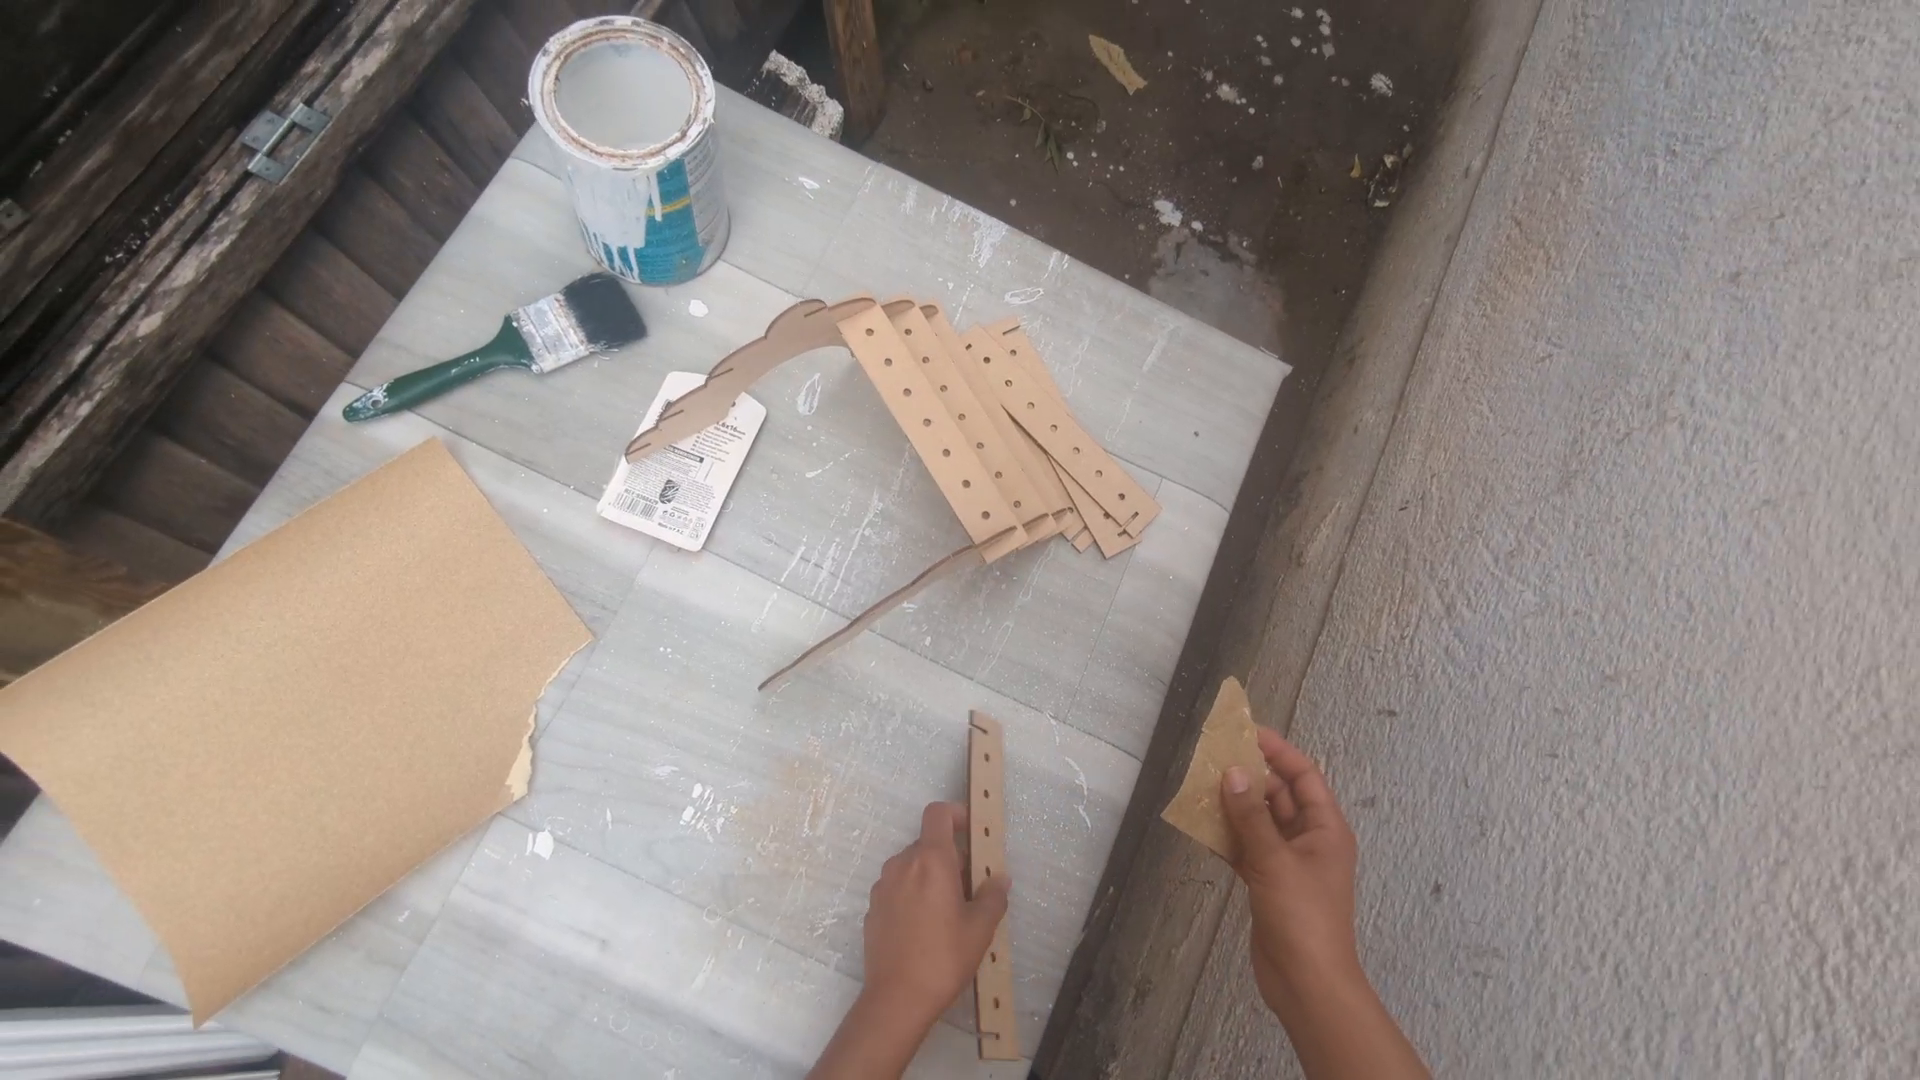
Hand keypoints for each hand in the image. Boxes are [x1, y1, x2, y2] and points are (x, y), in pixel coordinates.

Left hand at [809, 802, 1009, 1078]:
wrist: (896, 999)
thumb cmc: (943, 957)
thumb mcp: (980, 929)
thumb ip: (993, 896)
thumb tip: (999, 879)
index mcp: (931, 859)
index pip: (938, 813)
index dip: (956, 814)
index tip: (971, 831)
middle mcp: (903, 863)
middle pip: (928, 842)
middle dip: (950, 856)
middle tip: (970, 886)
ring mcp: (883, 885)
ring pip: (912, 865)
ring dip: (931, 875)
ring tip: (949, 910)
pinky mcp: (873, 907)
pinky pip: (898, 887)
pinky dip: (913, 893)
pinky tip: (925, 927)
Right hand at [1222, 728, 1361, 1011]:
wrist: (1307, 983)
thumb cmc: (1301, 914)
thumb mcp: (1274, 859)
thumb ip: (1250, 815)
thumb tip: (1230, 772)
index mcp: (1325, 828)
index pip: (1303, 775)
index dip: (1278, 751)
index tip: (1245, 731)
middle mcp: (1309, 839)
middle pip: (1278, 795)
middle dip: (1248, 776)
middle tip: (1212, 756)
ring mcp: (1288, 862)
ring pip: (1258, 821)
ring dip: (1232, 805)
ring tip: (1199, 784)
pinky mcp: (1268, 882)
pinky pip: (1246, 848)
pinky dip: (1226, 836)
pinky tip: (1200, 825)